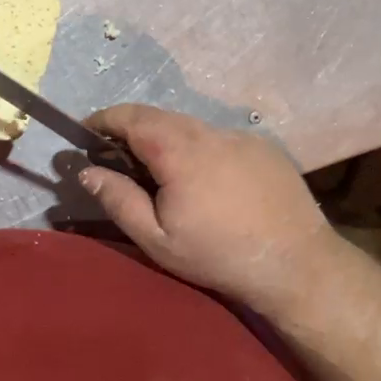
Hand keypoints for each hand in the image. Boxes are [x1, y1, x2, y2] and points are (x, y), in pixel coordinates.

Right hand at [80, 104, 338, 307]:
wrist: (295, 263)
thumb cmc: (216, 255)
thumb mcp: (156, 238)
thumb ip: (118, 200)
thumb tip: (86, 171)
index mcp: (179, 151)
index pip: (132, 117)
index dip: (104, 119)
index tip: (86, 132)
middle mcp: (210, 133)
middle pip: (161, 117)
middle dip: (132, 129)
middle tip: (115, 155)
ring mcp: (242, 137)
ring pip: (191, 127)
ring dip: (166, 139)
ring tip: (159, 172)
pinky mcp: (264, 148)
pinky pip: (219, 139)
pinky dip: (198, 149)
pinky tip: (204, 182)